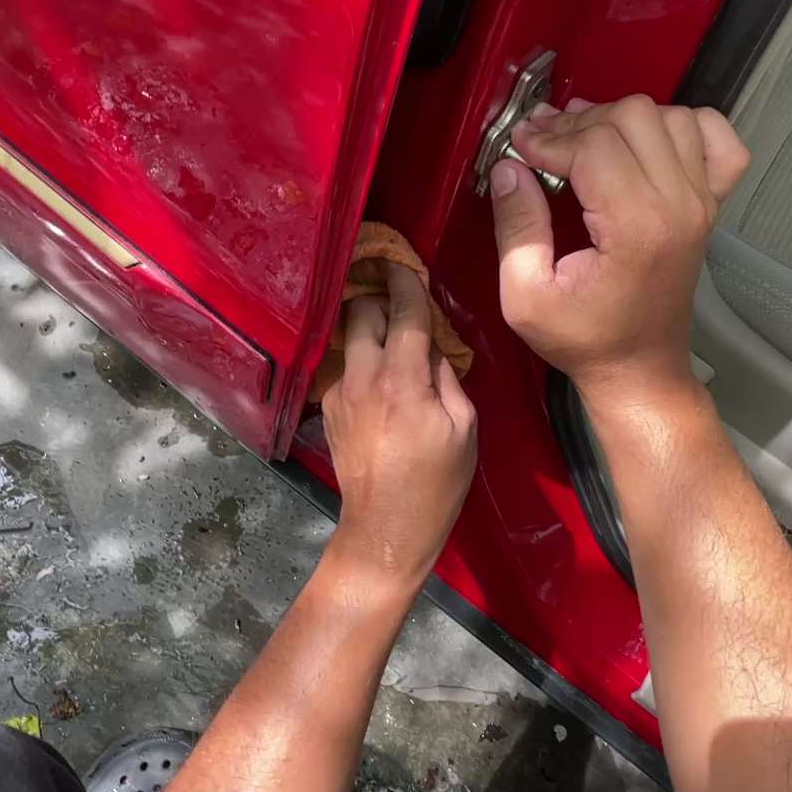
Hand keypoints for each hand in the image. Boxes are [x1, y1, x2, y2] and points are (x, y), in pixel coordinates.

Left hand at [321, 261, 477, 589]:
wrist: (386, 529)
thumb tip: (429, 347)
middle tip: (401, 306)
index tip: (406, 261)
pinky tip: (381, 387)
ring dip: (370, 331)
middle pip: (360, 311)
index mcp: (402, 380)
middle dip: (379, 298)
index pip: (402, 310)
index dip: (405, 279)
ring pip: (349, 338)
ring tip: (394, 346)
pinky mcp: (327, 409)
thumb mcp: (464, 429)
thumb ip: (445, 376)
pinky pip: (346, 369)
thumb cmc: (436, 484)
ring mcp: (338, 393)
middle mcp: (363, 377)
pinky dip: (363, 363)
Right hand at [489, 96, 748, 399]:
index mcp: (636, 228)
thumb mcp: (525, 296)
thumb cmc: (583, 341)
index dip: (547, 139)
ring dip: (619, 119)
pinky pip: (715, 137)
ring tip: (580, 140)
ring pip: (668, 116)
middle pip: (632, 117)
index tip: (516, 147)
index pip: (593, 146)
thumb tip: (509, 167)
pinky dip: (682, 125)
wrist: (638, 369)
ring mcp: (701, 202)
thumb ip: (516, 227)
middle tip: (541, 143)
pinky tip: (646, 141)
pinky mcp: (709, 205)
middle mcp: (679, 206)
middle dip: (577, 123)